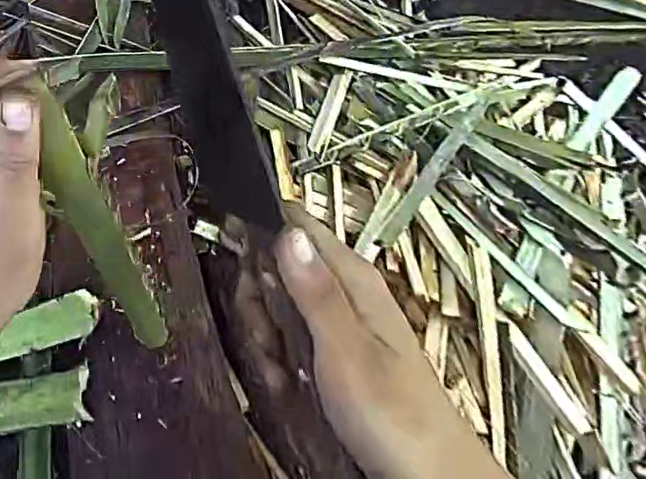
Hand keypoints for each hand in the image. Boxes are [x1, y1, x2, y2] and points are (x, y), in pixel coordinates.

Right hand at [273, 204, 506, 478]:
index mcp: (352, 276)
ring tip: (276, 365)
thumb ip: (316, 291)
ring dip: (268, 331)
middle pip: (282, 264)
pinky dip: (282, 355)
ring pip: (283, 301)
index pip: (295, 225)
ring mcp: (342, 319)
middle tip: (263, 332)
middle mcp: (347, 289)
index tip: (248, 275)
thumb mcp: (347, 351)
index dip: (262, 239)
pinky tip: (285, 380)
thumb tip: (288, 232)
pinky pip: (294, 334)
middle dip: (260, 296)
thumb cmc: (397, 420)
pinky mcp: (337, 349)